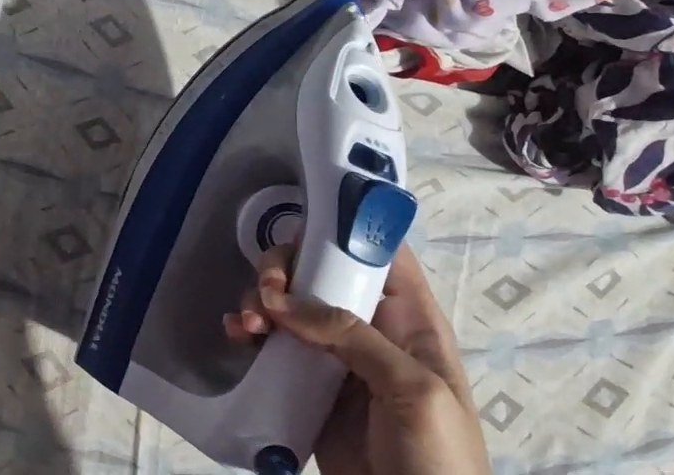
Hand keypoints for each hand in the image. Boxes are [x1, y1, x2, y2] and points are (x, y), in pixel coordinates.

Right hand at [223, 244, 491, 474]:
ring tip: (246, 325)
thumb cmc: (439, 462)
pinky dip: (247, 330)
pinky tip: (235, 336)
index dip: (344, 226)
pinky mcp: (303, 383)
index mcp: (411, 322)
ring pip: (288, 301)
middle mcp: (370, 328)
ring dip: (259, 300)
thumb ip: (352, 335)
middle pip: (319, 269)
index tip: (301, 222)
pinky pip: (270, 342)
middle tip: (265, 293)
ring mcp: (334, 356)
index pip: (380, 253)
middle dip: (284, 269)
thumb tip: (279, 300)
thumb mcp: (413, 392)